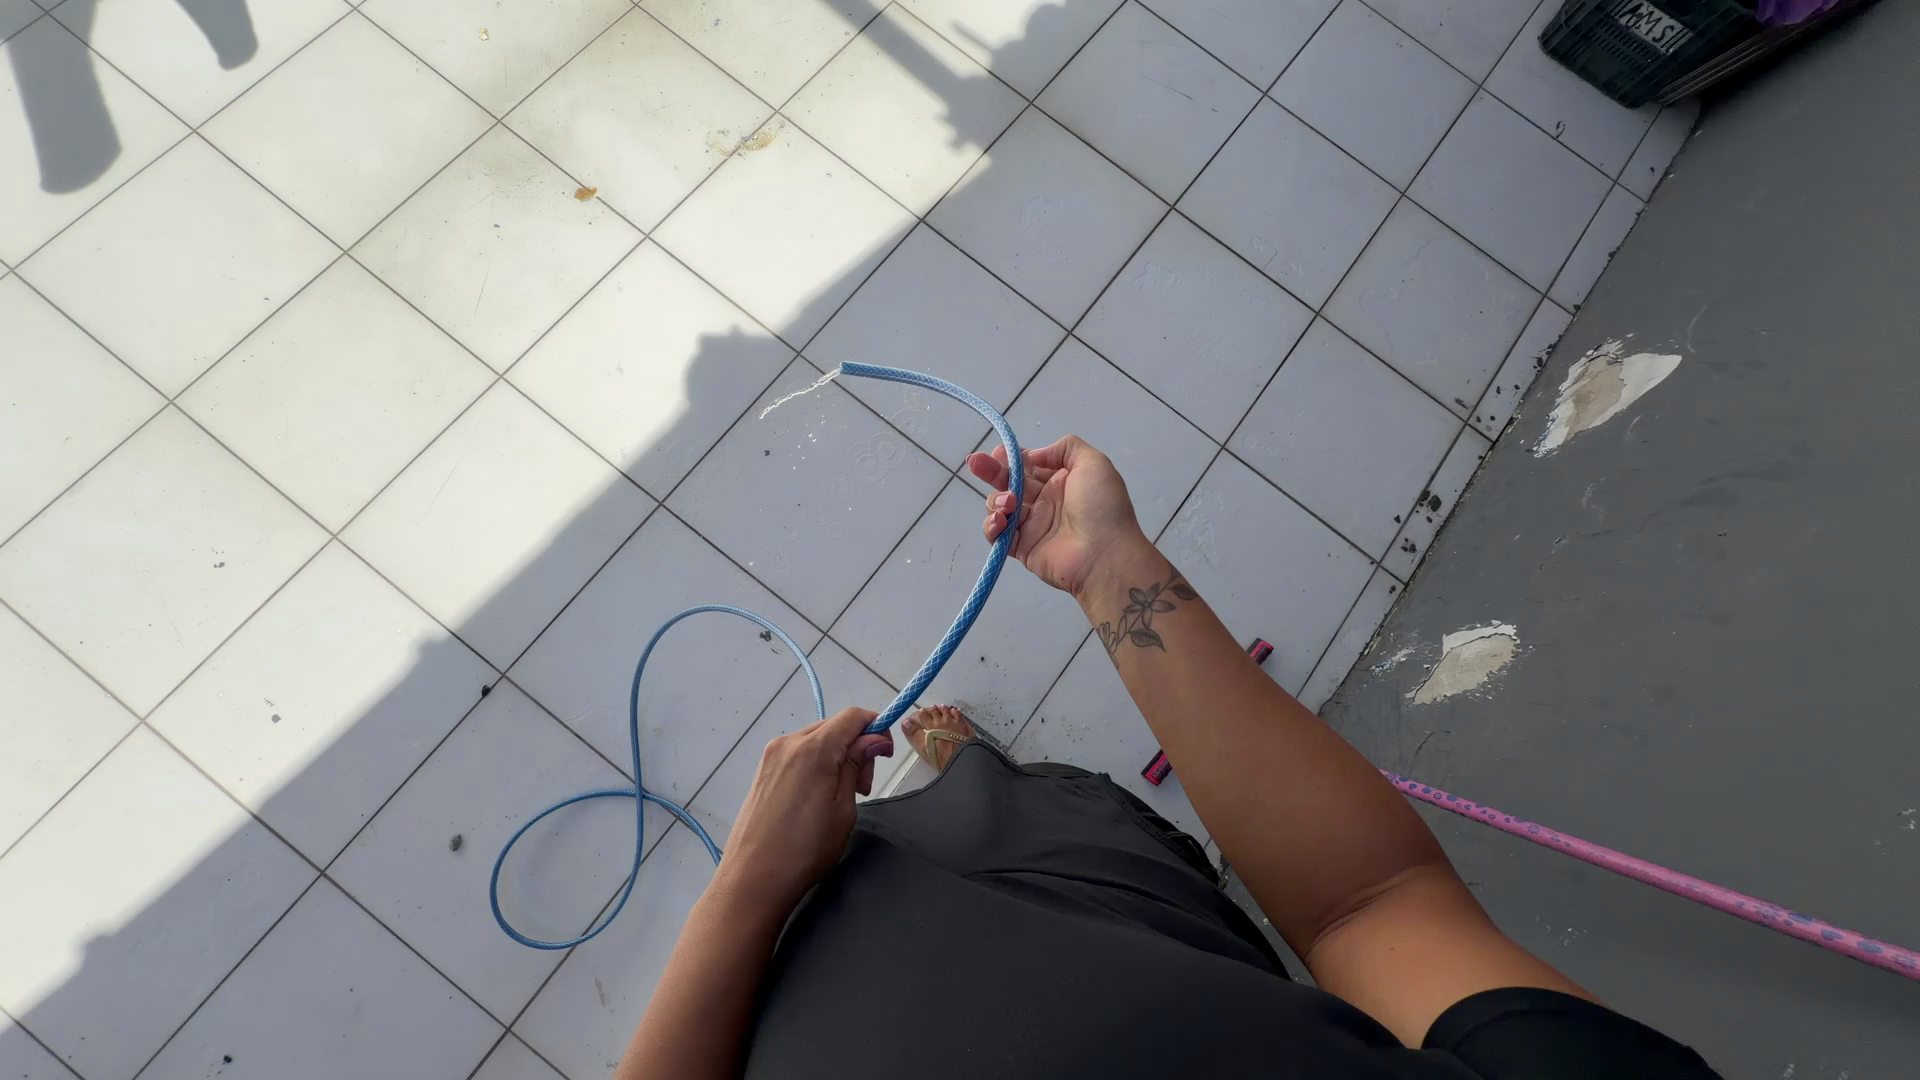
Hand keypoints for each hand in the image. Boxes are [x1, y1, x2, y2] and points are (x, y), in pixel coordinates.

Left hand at [715, 708, 892, 911]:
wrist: (751, 881)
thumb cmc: (806, 850)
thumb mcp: (844, 809)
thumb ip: (857, 765)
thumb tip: (875, 738)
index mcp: (813, 749)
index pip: (853, 716)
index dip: (876, 728)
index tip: (885, 756)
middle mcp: (789, 742)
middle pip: (834, 725)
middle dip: (856, 746)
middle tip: (863, 787)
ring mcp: (771, 755)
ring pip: (816, 738)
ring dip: (836, 755)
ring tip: (839, 795)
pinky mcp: (762, 770)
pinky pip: (798, 752)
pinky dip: (816, 762)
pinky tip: (816, 795)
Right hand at [967, 435, 1149, 599]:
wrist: (1103, 554)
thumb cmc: (1101, 506)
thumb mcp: (1093, 463)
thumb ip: (1066, 448)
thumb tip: (1036, 456)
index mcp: (1061, 481)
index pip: (1029, 466)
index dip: (1012, 458)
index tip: (999, 452)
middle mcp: (1045, 502)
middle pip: (1010, 483)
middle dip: (992, 472)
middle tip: (975, 462)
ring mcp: (1032, 525)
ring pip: (1001, 507)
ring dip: (997, 500)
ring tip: (1009, 503)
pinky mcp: (1022, 548)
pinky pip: (998, 536)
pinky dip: (992, 526)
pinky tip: (1000, 520)